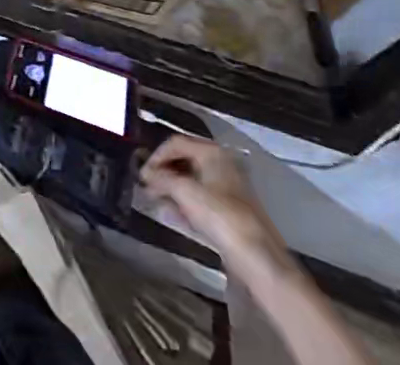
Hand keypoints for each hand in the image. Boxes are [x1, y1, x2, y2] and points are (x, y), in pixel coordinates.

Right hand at [140, 135, 282, 260]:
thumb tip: (146, 174)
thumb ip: (160, 178)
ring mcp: (228, 188)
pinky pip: (201, 197)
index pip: (176, 143)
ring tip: (156, 199)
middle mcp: (222, 165)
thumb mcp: (183, 191)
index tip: (143, 174)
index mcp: (213, 153)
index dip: (156, 156)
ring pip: (192, 179)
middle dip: (164, 171)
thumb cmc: (219, 215)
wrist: (256, 257)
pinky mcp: (230, 210)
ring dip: (172, 187)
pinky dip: (185, 201)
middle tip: (147, 185)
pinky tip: (173, 213)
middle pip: (184, 159)